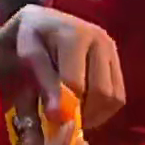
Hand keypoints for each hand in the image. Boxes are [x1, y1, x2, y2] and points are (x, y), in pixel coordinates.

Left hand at [0, 5, 125, 129]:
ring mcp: (111, 50)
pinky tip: (84, 107)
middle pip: (101, 93)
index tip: (50, 120)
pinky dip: (103, 110)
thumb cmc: (26, 44)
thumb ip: (45, 86)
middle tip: (64, 120)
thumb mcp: (27, 61)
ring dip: (95, 114)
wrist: (38, 24)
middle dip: (83, 113)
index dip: (65, 108)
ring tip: (74, 113)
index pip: (76, 84)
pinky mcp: (116, 62)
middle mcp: (99, 40)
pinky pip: (119, 97)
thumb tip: (61, 117)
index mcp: (74, 36)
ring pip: (113, 98)